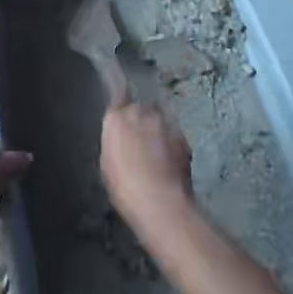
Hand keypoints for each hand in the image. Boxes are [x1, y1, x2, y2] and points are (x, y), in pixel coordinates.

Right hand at [100, 102, 194, 225]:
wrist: (160, 202)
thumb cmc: (124, 186)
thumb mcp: (108, 162)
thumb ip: (115, 139)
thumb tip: (121, 132)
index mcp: (118, 118)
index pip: (120, 92)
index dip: (122, 94)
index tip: (121, 96)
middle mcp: (143, 113)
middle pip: (142, 107)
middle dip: (141, 116)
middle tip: (138, 137)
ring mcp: (166, 123)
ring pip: (161, 117)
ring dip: (158, 127)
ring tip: (156, 149)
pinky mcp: (184, 137)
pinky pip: (174, 133)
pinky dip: (171, 141)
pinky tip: (169, 159)